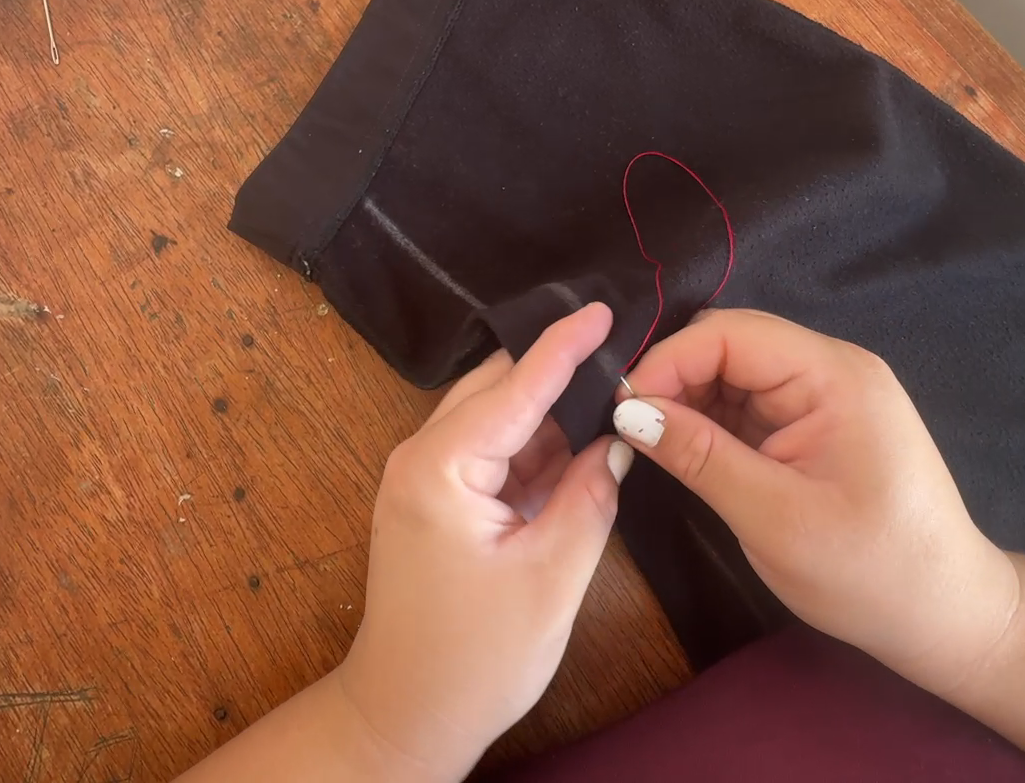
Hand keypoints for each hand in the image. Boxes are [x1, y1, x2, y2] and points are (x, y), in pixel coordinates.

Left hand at [336, 303, 633, 778]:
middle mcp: (422, 456)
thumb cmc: (476, 657)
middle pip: (498, 391)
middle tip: (619, 356)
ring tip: (609, 398)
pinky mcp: (436, 497)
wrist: (405, 716)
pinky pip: (491, 453)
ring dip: (549, 414)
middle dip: (557, 373)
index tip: (600, 308)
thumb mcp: (550, 578)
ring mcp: (424, 475)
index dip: (563, 346)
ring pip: (496, 420)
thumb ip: (590, 498)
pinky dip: (534, 450)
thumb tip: (620, 442)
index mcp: (440, 466)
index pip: (515, 388)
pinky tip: (577, 447)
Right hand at [611, 308, 1018, 691]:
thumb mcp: (775, 518)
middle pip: (728, 341)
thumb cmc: (870, 573)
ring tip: (651, 438)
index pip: (730, 334)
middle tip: (631, 424)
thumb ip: (699, 456)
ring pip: (729, 369)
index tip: (624, 408)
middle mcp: (827, 368)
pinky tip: (684, 446)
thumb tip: (627, 412)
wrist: (947, 619)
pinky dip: (705, 417)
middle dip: (673, 375)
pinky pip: (742, 398)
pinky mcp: (808, 419)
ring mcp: (819, 392)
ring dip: (686, 397)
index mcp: (833, 376)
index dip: (669, 359)